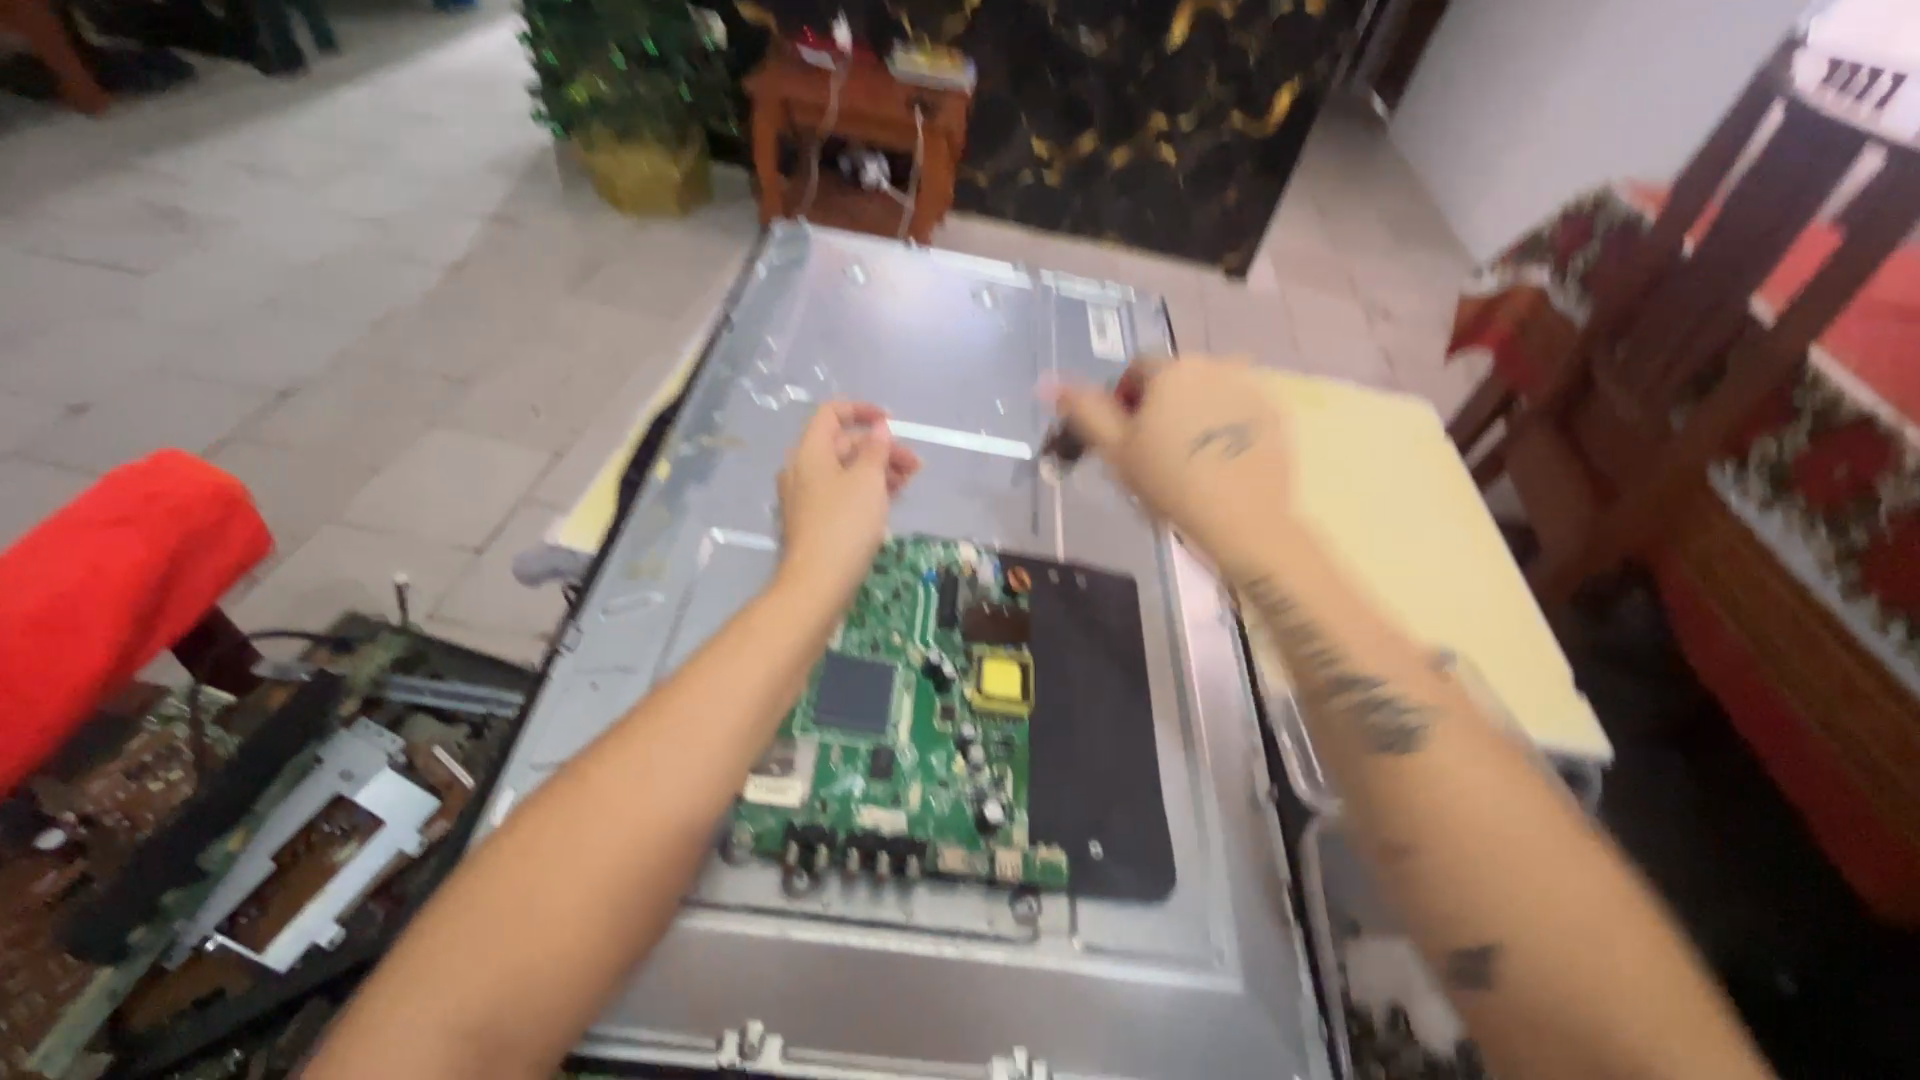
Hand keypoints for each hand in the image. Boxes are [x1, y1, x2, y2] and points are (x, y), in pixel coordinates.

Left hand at [776, 401, 921, 601]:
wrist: (817, 583)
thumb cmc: (845, 525)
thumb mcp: (868, 481)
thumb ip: (876, 450)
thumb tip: (878, 429)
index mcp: (809, 452)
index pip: (831, 414)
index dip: (862, 411)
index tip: (892, 422)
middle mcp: (801, 470)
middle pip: (842, 445)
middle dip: (880, 449)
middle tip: (914, 465)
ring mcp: (805, 498)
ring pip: (844, 472)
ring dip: (876, 471)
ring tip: (907, 484)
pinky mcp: (813, 522)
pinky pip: (841, 494)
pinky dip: (864, 491)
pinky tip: (888, 501)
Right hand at [1049, 355, 1291, 564]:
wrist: (1243, 521)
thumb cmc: (1169, 484)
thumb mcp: (1116, 451)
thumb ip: (1084, 411)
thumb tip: (1047, 382)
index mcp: (1172, 369)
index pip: (1136, 371)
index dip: (1124, 403)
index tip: (1126, 440)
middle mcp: (1215, 364)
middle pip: (1174, 379)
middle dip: (1160, 406)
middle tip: (1154, 454)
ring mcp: (1251, 387)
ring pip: (1207, 394)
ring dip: (1193, 414)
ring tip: (1189, 460)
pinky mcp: (1275, 414)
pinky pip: (1237, 411)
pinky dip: (1225, 427)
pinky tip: (1218, 463)